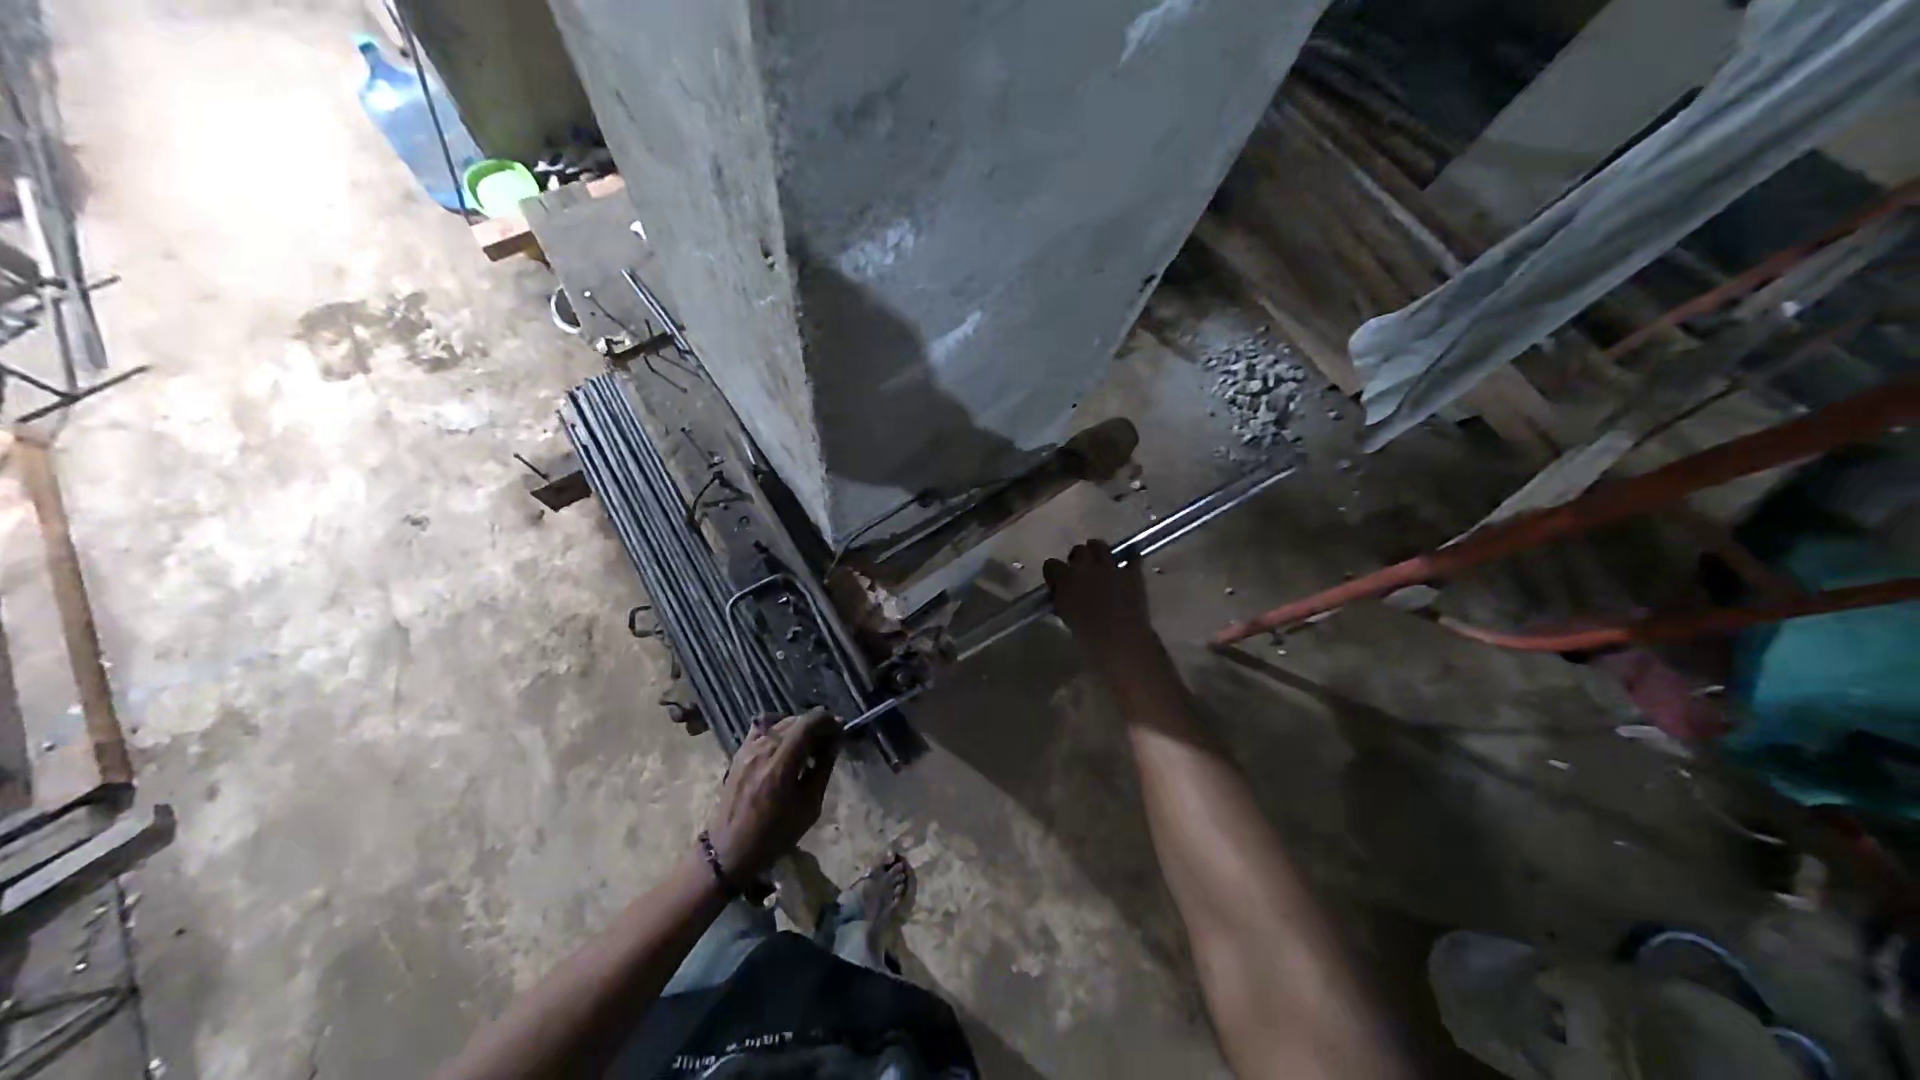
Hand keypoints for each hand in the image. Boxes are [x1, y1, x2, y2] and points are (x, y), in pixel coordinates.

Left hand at [706, 708, 840, 882]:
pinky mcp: (739, 753)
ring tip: (809, 744)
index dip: (828, 720)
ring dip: (799, 726)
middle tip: (829, 741)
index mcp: (781, 764)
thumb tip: (835, 741)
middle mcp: (762, 749)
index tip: (840, 728)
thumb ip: (823, 768)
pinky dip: (778, 728)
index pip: (808, 723)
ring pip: (779, 722)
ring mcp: (747, 749)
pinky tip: (786, 744)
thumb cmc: (775, 834)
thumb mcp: (809, 806)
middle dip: (816, 724)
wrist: (731, 850)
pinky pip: (762, 728)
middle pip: (795, 719)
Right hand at [1043, 540, 1157, 658]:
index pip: (1051, 565)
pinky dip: (1131, 560)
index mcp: (1065, 578)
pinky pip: (1133, 559)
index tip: (1056, 581)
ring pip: (1101, 546)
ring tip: (1099, 559)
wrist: (1119, 637)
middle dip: (1077, 558)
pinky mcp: (1132, 573)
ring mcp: (1110, 567)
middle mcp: (1086, 566)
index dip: (1053, 572)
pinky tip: (1130, 564)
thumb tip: (1062, 596)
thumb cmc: (1086, 633)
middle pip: (1078, 551)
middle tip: (1079, 569)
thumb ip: (1061, 600)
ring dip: (1098, 551)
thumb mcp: (1065, 616)